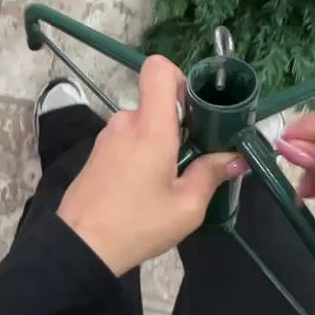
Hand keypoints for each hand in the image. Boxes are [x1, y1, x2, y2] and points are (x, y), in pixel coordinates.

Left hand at [57, 57, 246, 275]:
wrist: (80, 245)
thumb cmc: (137, 225)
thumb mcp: (186, 207)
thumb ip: (210, 174)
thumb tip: (234, 157)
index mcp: (150, 127)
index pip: (158, 69)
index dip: (180, 78)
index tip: (195, 111)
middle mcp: (126, 122)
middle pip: (156, 103)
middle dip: (178, 124)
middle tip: (193, 158)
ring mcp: (107, 136)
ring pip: (142, 124)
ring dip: (159, 142)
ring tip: (169, 179)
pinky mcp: (97, 152)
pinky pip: (127, 139)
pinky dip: (141, 152)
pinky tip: (145, 186)